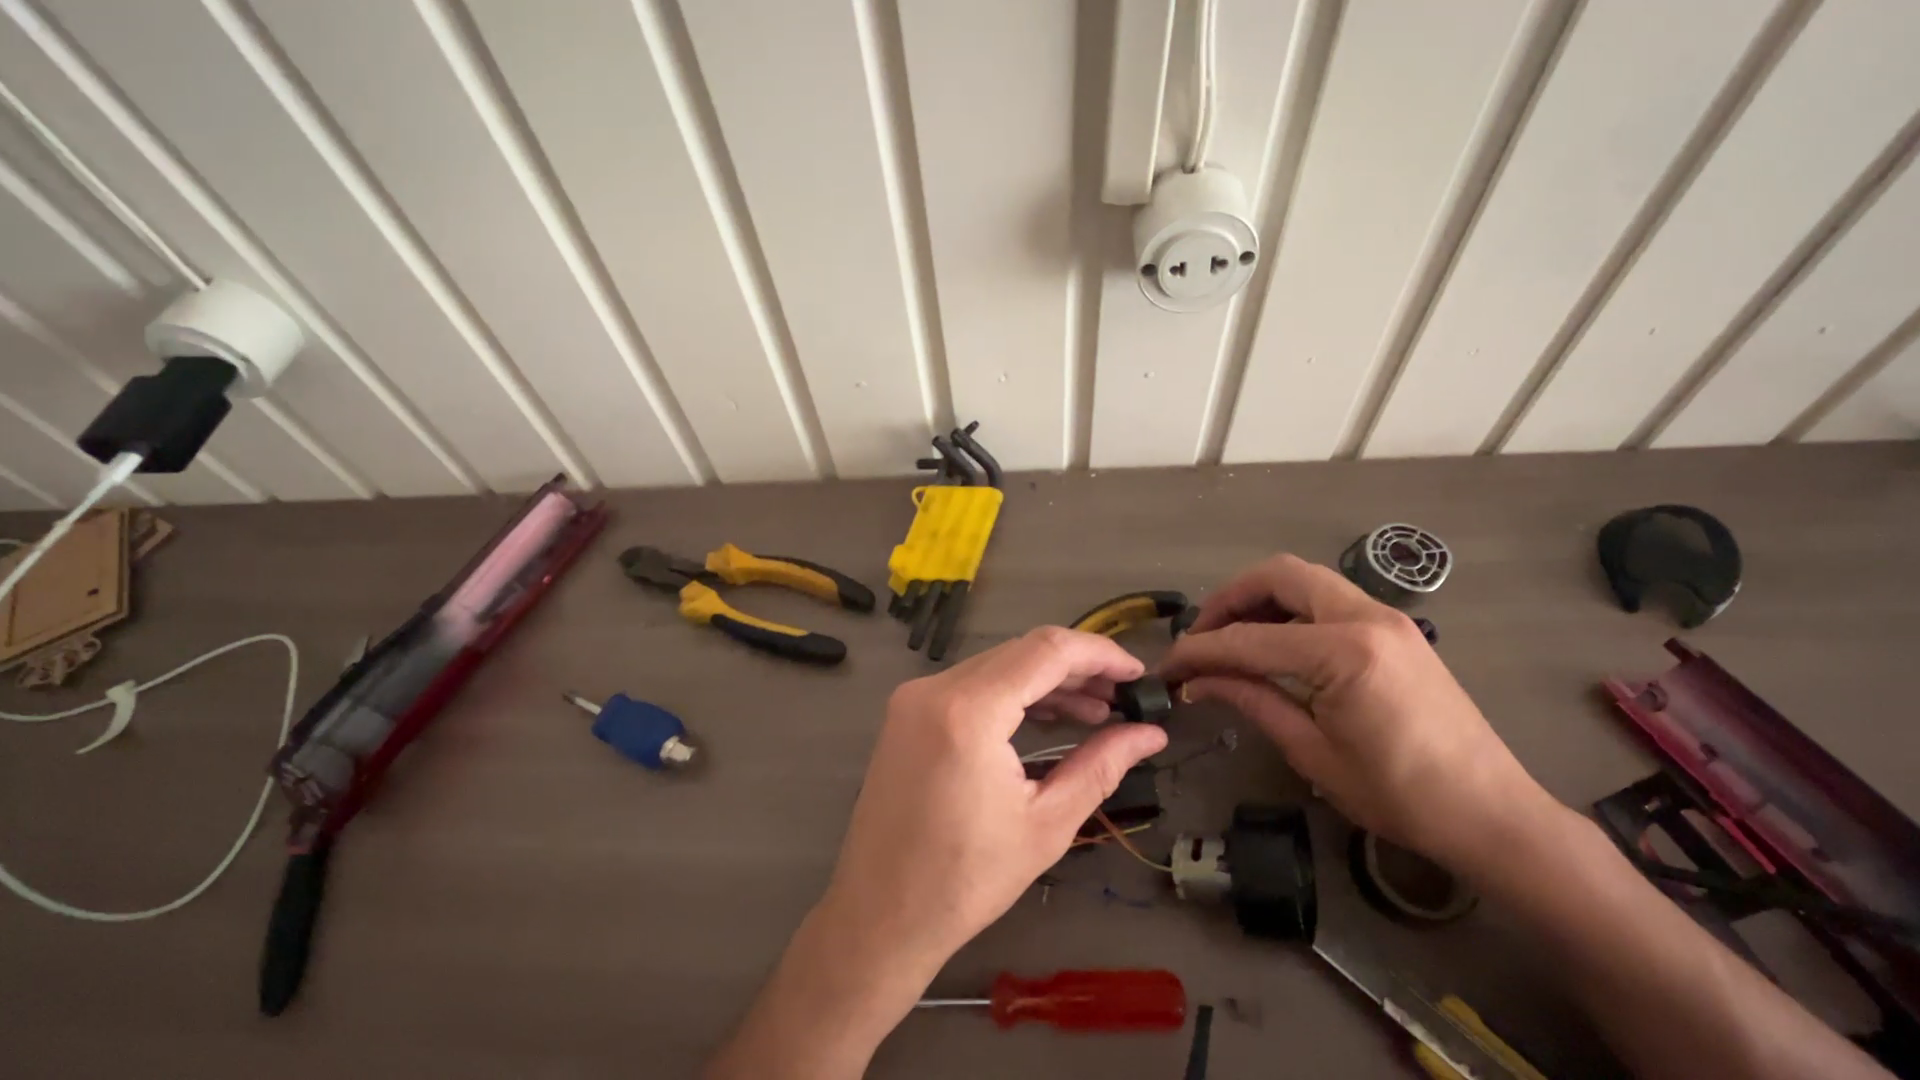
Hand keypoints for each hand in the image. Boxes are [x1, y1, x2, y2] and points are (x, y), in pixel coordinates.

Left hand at [824, 626, 1168, 968]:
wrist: (881, 914)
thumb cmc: (966, 879)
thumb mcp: (1046, 823)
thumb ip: (1100, 765)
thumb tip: (1151, 733)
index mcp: (968, 710)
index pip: (1047, 650)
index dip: (1100, 654)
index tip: (1138, 674)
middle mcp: (934, 689)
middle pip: (1021, 652)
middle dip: (1077, 669)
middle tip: (1122, 699)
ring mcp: (913, 699)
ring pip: (996, 666)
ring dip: (1046, 683)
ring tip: (1096, 713)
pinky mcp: (906, 716)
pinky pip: (970, 686)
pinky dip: (1011, 696)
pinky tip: (1048, 719)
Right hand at [1161, 554, 1550, 870]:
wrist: (1489, 811)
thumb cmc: (1398, 795)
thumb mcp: (1313, 753)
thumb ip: (1252, 701)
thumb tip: (1197, 682)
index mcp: (1344, 653)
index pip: (1250, 638)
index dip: (1201, 650)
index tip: (1168, 665)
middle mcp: (1367, 617)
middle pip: (1280, 575)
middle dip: (1229, 599)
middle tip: (1201, 637)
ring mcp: (1388, 618)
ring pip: (1306, 579)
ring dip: (1261, 599)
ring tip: (1231, 640)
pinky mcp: (1397, 629)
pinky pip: (1331, 600)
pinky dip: (1293, 610)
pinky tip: (1274, 645)